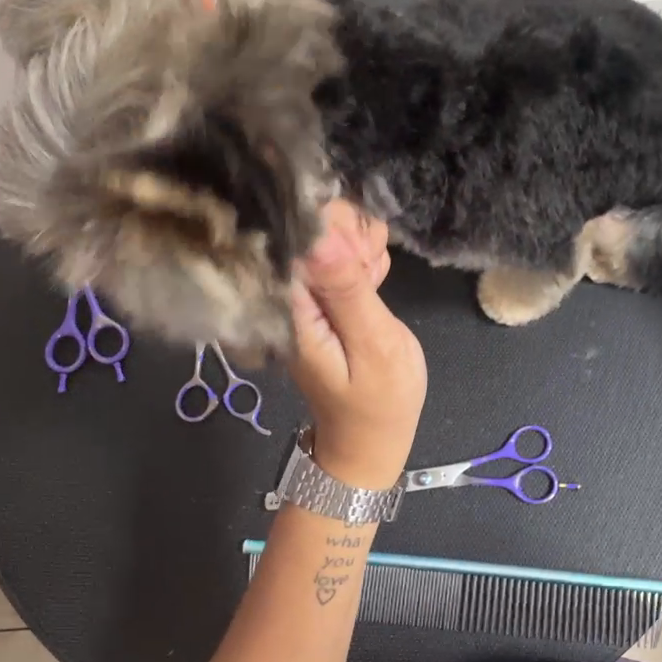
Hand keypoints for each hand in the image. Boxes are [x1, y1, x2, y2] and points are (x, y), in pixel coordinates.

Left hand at [287, 200, 425, 490]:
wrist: (372, 437)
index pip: (295, 231)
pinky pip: (336, 254)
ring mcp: (300, 292)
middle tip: (374, 272)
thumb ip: (347, 289)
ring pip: (327, 233)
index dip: (335, 225)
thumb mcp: (374, 345)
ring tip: (376, 279)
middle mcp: (283, 292)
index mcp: (288, 305)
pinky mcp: (318, 294)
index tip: (365, 254)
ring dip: (359, 244)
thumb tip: (321, 234)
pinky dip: (359, 257)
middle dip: (349, 233)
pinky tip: (373, 278)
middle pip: (309, 225)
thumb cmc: (379, 400)